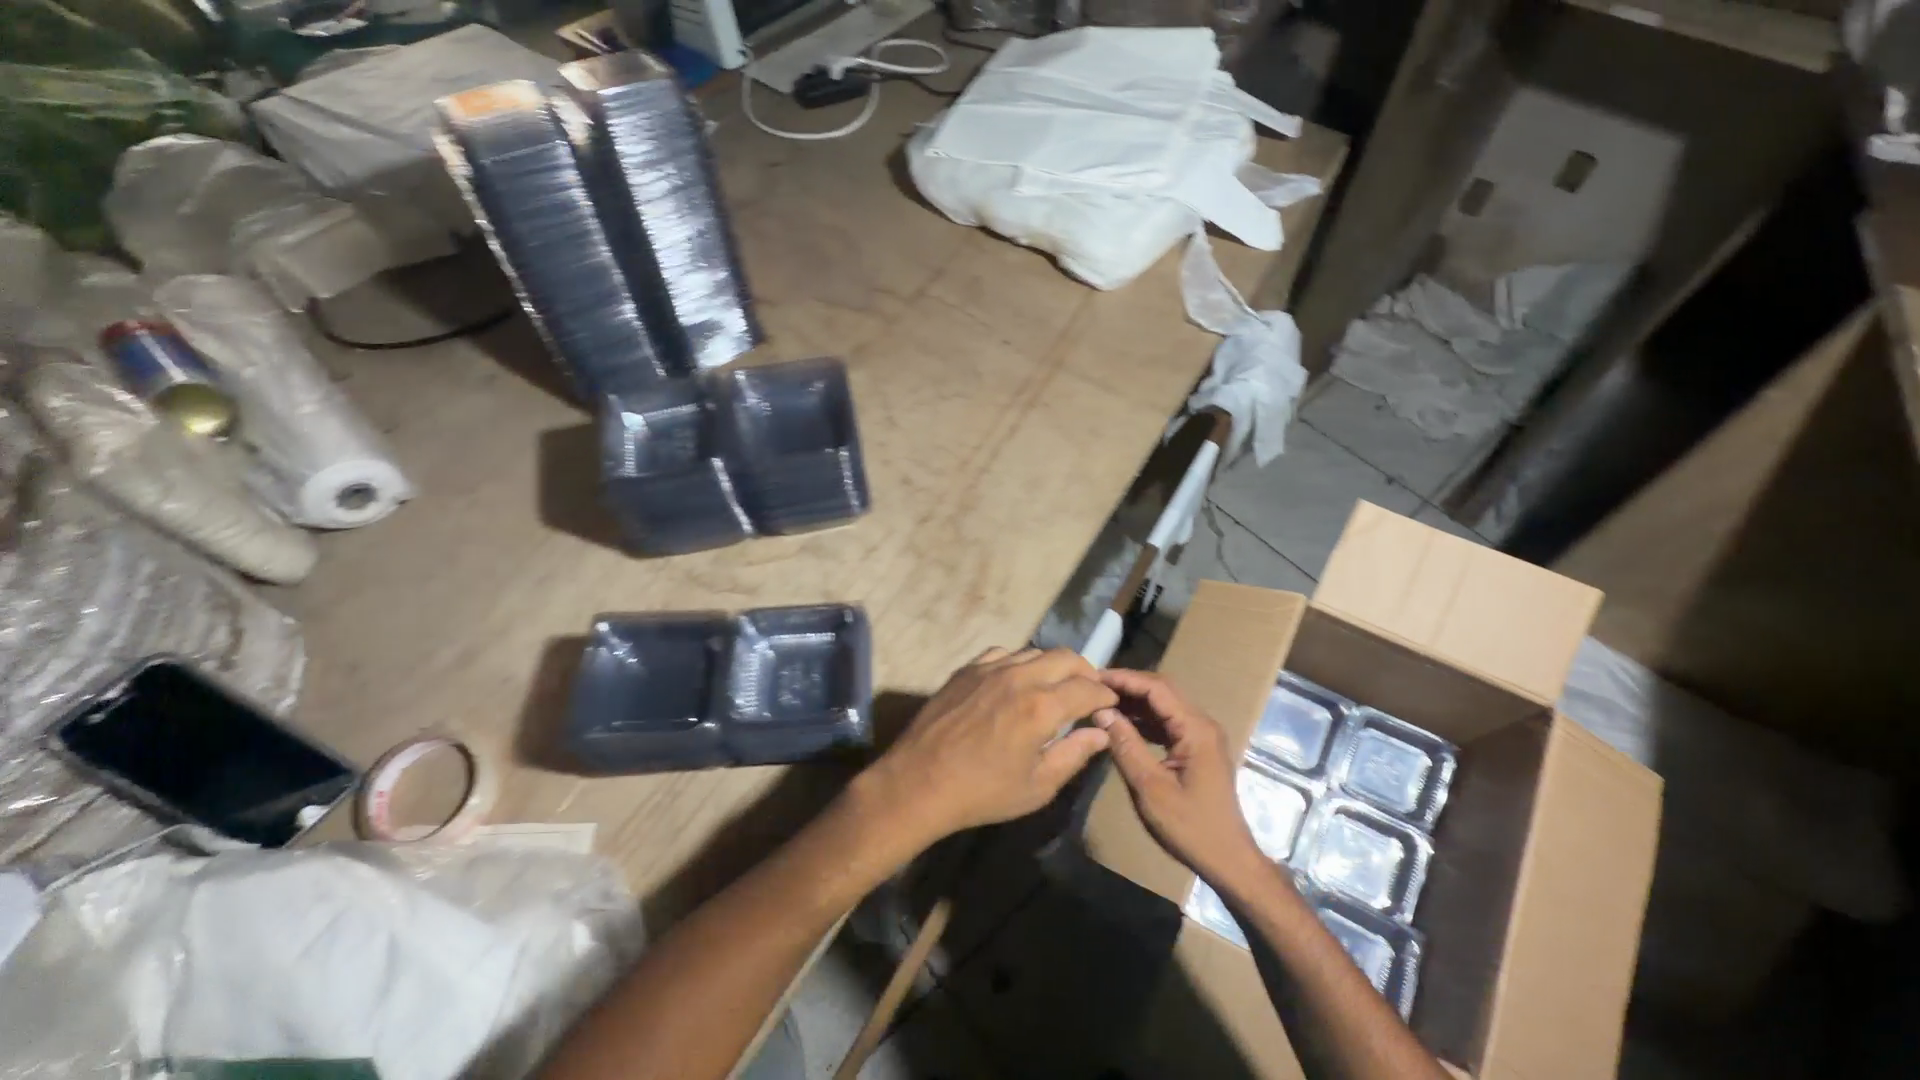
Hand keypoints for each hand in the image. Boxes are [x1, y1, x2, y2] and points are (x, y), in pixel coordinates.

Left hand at [855, 648, 1117, 847]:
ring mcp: (989, 669)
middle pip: (1066, 657)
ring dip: (1053, 666)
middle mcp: (1019, 678)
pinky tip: (1016, 682)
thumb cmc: (981, 793)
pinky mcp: (966, 670)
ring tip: (1055, 688)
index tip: (1109, 705)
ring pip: (1034, 652)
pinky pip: (1003, 654)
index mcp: (1041, 708)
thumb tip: (1100, 733)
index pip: (1087, 689)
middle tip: (1088, 693)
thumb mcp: (1037, 786)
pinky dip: (1019, 663)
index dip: (1105, 696)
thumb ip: (1073, 755)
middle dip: (1085, 672)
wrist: (918, 783)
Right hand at [1093, 669, 1266, 888]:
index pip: (1157, 688)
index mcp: (1196, 729)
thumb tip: (1101, 711)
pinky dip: (1144, 720)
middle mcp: (1203, 725)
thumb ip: (1126, 746)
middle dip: (1128, 686)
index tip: (1093, 678)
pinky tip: (1121, 724)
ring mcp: (1202, 737)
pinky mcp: (1197, 750)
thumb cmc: (1189, 826)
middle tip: (1093, 686)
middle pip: (1163, 691)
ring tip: (1101, 701)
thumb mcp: (1150, 787)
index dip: (1124, 679)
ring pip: (1165, 706)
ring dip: (1135, 702)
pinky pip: (1168, 724)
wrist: (1227, 858)